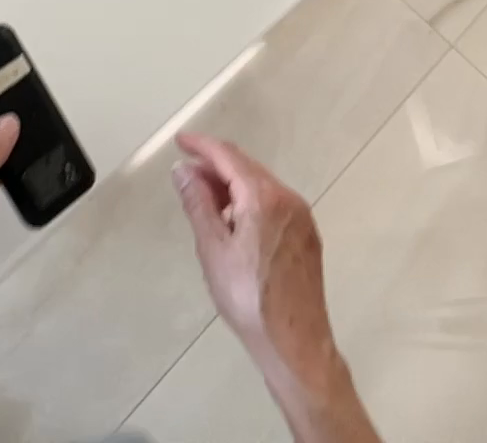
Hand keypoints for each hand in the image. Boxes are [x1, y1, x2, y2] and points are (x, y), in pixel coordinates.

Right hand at [172, 132, 335, 375]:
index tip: (180, 141)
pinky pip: (272, 202)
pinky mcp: (305, 236)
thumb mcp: (213, 248)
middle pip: (246, 167)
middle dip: (215, 164)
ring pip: (260, 185)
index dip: (201, 145)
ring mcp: (301, 218)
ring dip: (230, 183)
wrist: (294, 344)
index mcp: (264, 198)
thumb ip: (197, 203)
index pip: (228, 156)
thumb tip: (183, 170)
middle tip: (186, 172)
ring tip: (203, 197)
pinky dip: (247, 199)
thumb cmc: (248, 297)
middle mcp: (288, 200)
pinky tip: (232, 218)